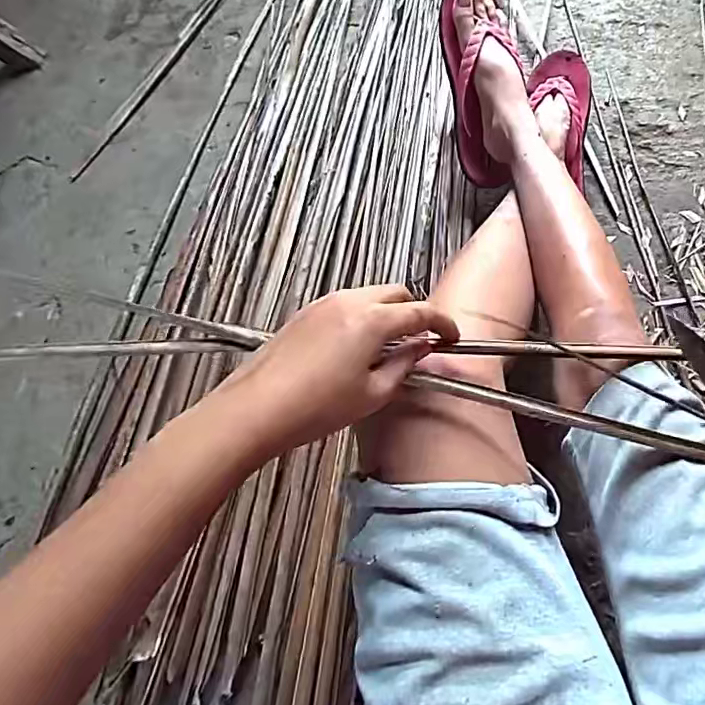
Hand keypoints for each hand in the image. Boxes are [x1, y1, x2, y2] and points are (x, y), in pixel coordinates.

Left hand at [203, 285, 457, 460]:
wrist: (253, 411)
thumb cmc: (313, 406)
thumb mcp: (373, 393)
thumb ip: (405, 364)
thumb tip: (420, 349)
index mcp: (372, 320)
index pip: (421, 312)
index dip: (443, 324)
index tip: (451, 337)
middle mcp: (349, 302)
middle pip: (397, 293)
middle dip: (415, 312)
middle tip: (422, 339)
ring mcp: (323, 305)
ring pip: (370, 296)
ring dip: (388, 313)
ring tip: (389, 347)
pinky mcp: (305, 315)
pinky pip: (346, 305)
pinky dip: (363, 317)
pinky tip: (358, 348)